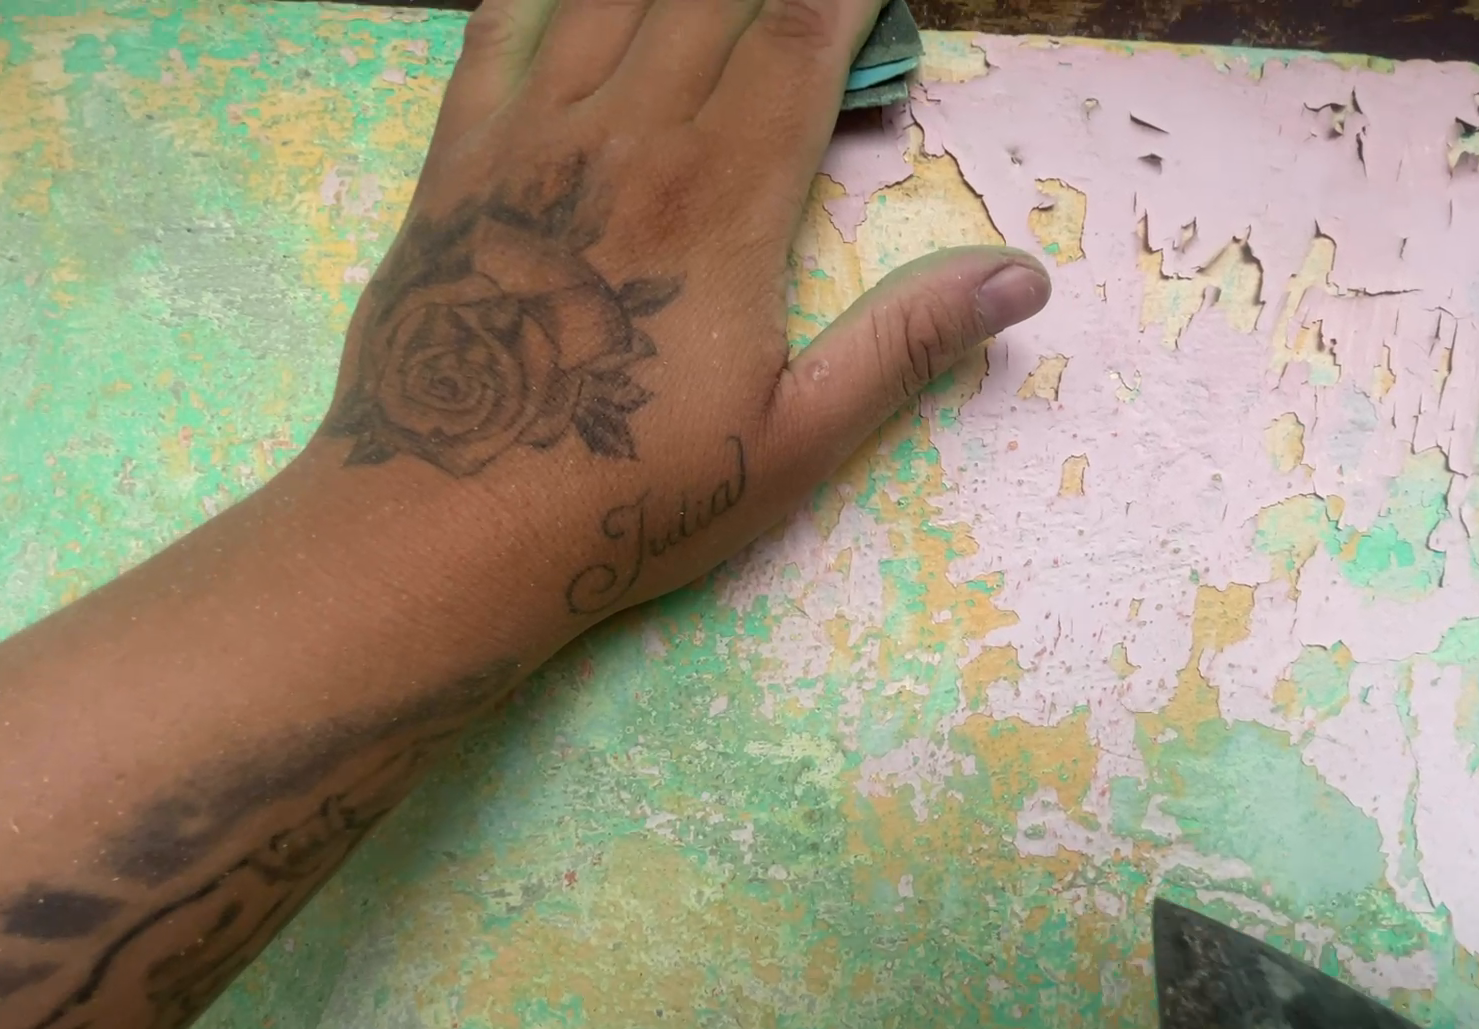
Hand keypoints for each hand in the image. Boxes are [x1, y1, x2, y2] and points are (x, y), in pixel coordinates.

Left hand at [314, 0, 1051, 641]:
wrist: (457, 526)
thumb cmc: (643, 493)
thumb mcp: (799, 436)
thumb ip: (904, 343)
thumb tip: (1021, 278)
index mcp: (722, 200)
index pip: (797, 40)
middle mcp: (627, 139)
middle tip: (808, 2)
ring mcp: (529, 141)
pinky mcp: (457, 164)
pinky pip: (499, 23)